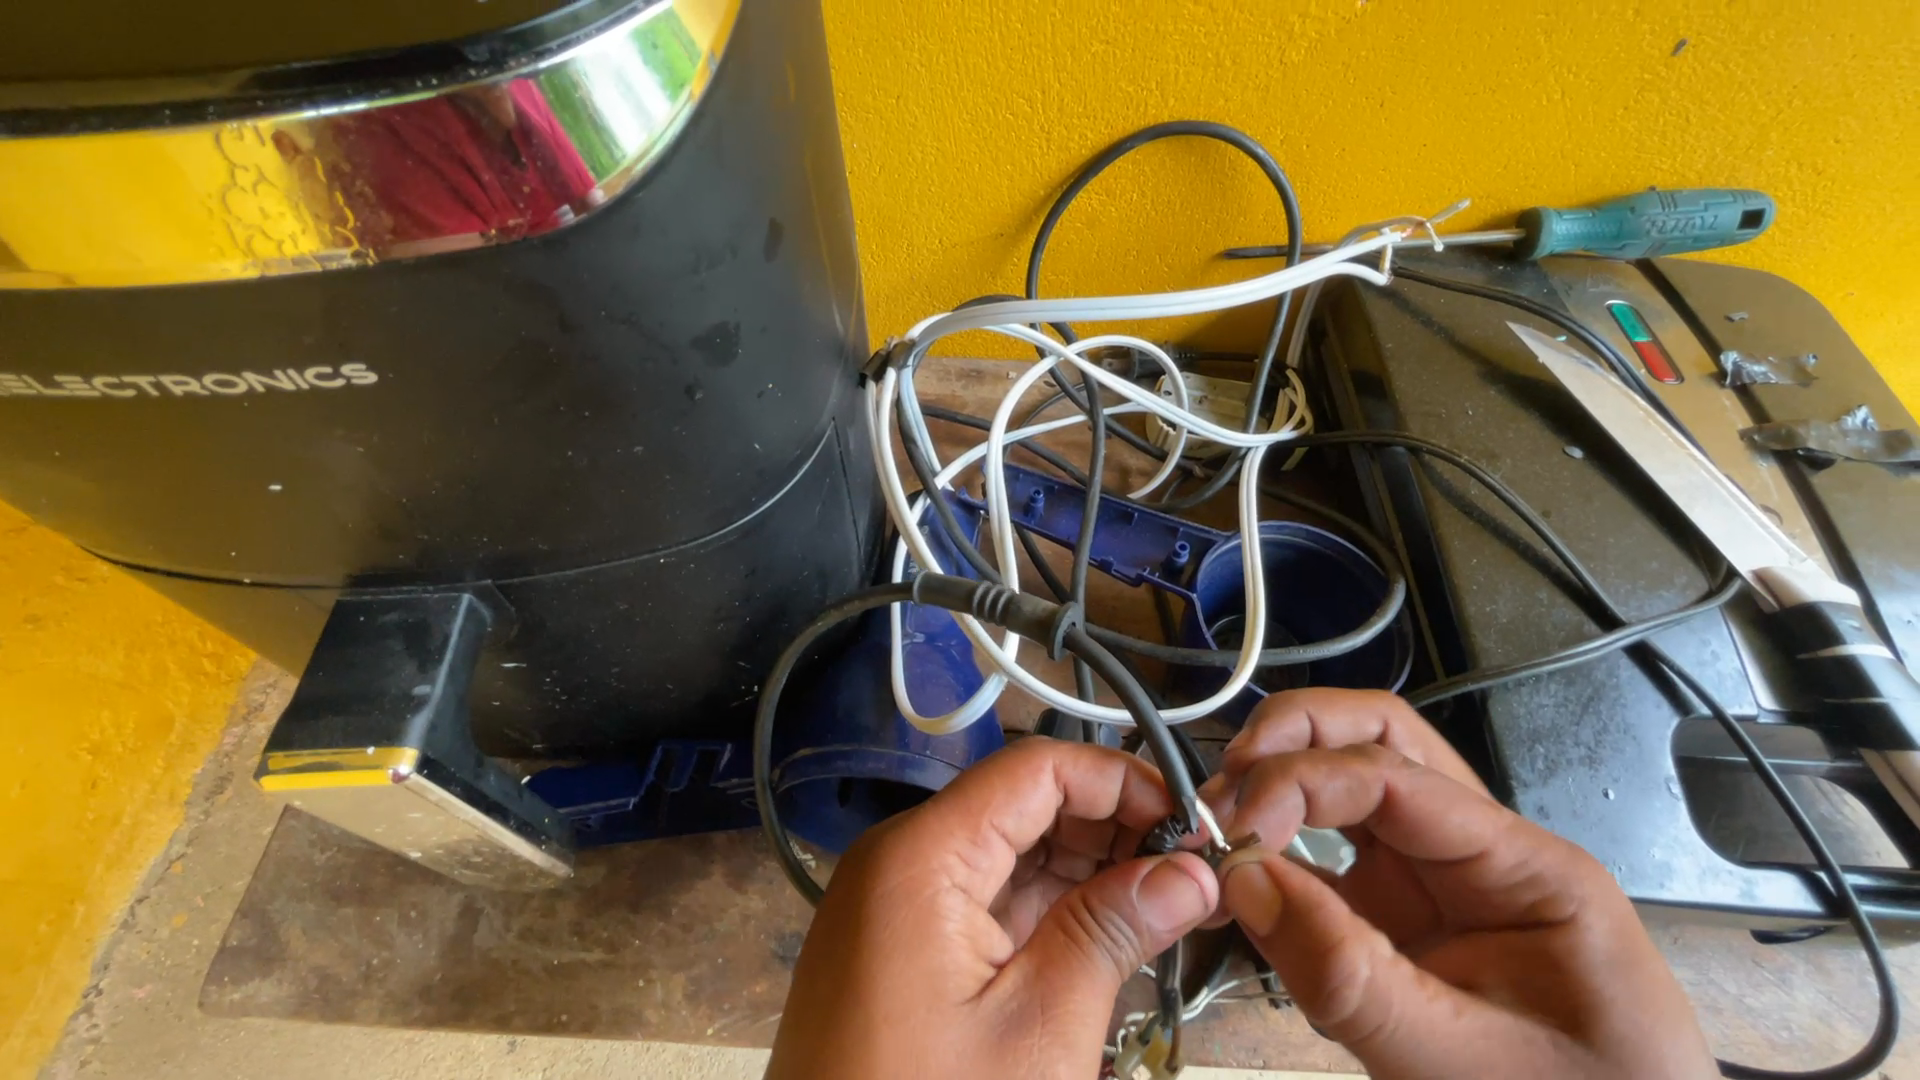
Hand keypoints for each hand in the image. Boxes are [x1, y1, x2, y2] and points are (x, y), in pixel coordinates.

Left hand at [767, 737, 1218, 1079]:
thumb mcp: (1036, 1030)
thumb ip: (1111, 932)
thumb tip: (1190, 872)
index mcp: (924, 853)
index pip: (1036, 769)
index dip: (1119, 781)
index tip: (1189, 823)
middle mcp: (905, 855)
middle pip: (1024, 803)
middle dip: (1112, 827)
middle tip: (1190, 871)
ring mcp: (901, 897)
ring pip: (1011, 850)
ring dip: (1089, 869)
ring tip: (1165, 902)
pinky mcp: (907, 939)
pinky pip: (989, 896)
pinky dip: (1050, 906)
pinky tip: (1109, 929)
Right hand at [1201, 689, 1715, 1078]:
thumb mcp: (1467, 1069)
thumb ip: (1352, 976)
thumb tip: (1241, 880)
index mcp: (1521, 864)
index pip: (1392, 775)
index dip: (1299, 783)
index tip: (1231, 832)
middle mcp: (1472, 845)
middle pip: (1374, 735)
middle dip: (1287, 740)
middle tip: (1221, 788)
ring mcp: (1428, 874)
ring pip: (1344, 774)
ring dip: (1272, 777)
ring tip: (1213, 820)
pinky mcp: (1390, 909)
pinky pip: (1321, 850)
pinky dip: (1269, 845)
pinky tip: (1230, 872)